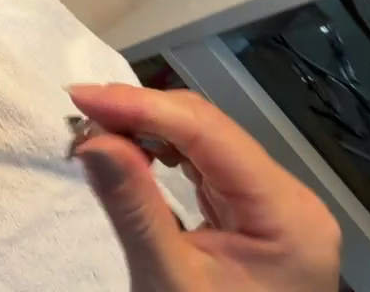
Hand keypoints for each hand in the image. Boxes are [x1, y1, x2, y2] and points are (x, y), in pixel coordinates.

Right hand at [71, 84, 340, 291]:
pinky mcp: (254, 213)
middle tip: (81, 114)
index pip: (206, 131)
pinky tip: (130, 151)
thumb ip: (133, 207)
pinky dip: (160, 149)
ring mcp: (275, 205)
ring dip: (145, 127)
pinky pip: (203, 161)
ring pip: (202, 136)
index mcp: (288, 215)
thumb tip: (90, 138)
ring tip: (97, 130)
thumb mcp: (170, 282)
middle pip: (206, 127)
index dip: (140, 105)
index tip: (79, 96)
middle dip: (139, 113)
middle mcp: (291, 198)